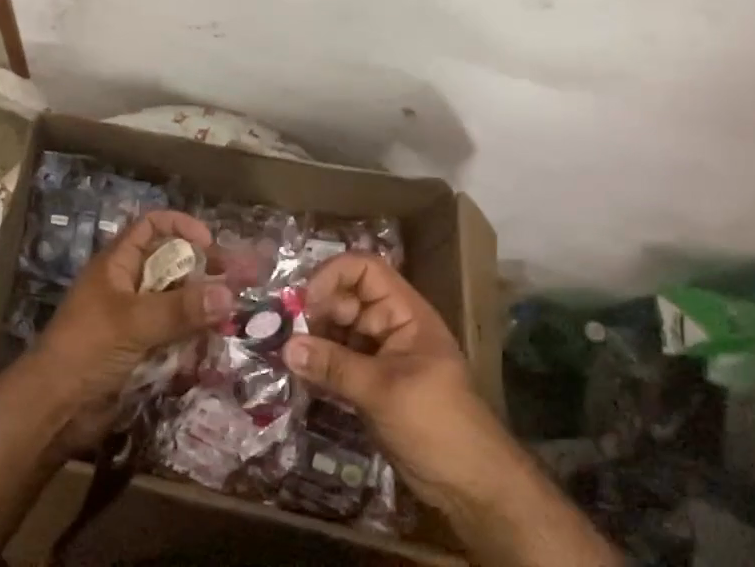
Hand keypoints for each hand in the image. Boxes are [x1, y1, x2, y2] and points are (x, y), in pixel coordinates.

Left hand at [34, 210, 233, 415]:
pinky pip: (176, 339)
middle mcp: (129, 287)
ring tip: (238, 318)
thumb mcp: (133, 322)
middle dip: (206, 273)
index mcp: (117, 265)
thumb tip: (230, 294)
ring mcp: (136, 321)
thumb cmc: (86, 349)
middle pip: (173, 268)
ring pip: (179, 306)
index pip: (150, 228)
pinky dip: (195, 342)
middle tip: (245, 283)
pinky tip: (218, 347)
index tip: (211, 242)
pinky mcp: (143, 352)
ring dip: (205, 311)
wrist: (55, 407)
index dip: (180, 227)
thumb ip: (181, 309)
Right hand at [284, 254, 513, 505]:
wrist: (470, 485)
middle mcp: (390, 327)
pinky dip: (317, 365)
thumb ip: (333, 366)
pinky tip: (297, 376)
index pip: (365, 270)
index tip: (305, 303)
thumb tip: (286, 347)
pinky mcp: (369, 384)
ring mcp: (379, 356)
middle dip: (315, 312)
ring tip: (284, 356)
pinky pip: (336, 361)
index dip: (332, 275)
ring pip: (336, 331)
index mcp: (405, 314)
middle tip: (285, 336)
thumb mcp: (383, 391)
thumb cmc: (437, 424)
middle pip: (344, 299)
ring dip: (311, 340)